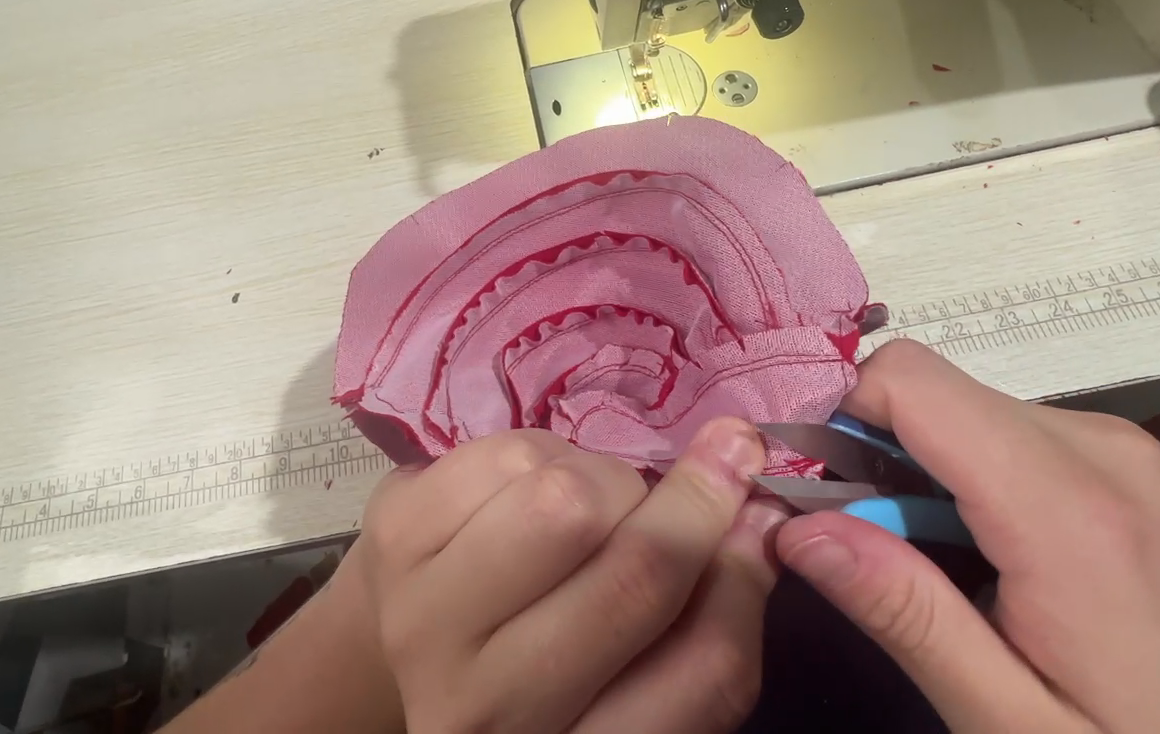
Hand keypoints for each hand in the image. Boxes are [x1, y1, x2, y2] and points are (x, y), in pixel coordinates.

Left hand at [354, 419, 787, 733]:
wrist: (411, 622)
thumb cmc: (536, 643)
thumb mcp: (623, 662)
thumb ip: (702, 609)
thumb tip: (755, 512)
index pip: (698, 680)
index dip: (744, 578)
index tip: (762, 501)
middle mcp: (491, 712)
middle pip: (632, 575)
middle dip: (691, 501)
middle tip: (717, 458)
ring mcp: (428, 616)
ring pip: (566, 500)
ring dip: (606, 479)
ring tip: (593, 498)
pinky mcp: (397, 530)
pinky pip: (509, 454)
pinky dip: (544, 451)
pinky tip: (531, 483)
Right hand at [777, 340, 1159, 733]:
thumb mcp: (1016, 724)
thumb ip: (903, 612)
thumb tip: (795, 527)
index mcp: (1065, 503)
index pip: (906, 380)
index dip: (835, 411)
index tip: (810, 483)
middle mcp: (1095, 445)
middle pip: (928, 392)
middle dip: (871, 452)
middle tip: (868, 544)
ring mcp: (1119, 447)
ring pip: (961, 409)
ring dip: (918, 467)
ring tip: (936, 561)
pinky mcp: (1128, 461)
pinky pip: (1007, 431)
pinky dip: (966, 471)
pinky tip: (988, 550)